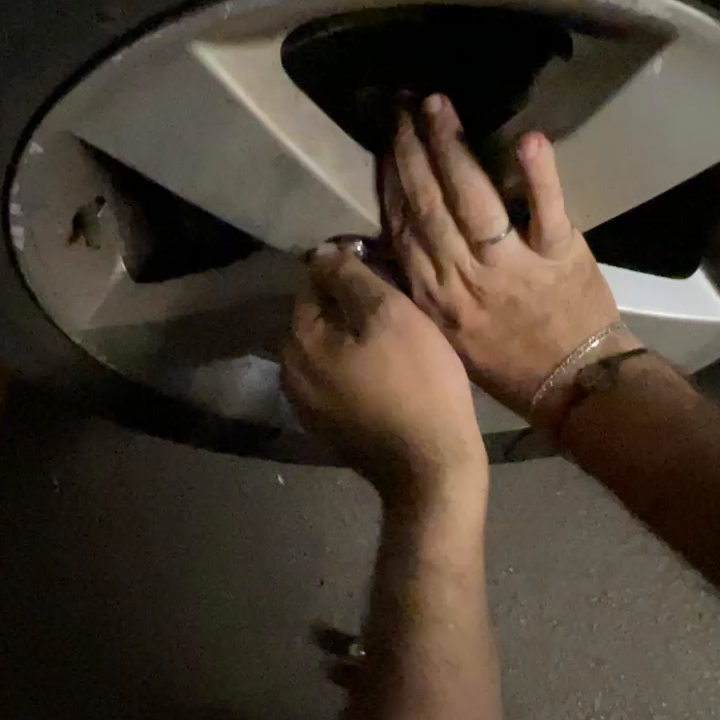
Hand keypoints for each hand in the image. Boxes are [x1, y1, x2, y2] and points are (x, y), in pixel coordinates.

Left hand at [283, 241, 488, 500]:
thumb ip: (350, 276)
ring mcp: (304, 402)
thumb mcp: (390, 314)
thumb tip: (320, 252)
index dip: (350, 270)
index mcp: (297, 339)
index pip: (312, 281)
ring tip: (397, 341)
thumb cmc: (417, 382)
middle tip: (398, 311)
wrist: (431, 466)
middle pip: (317, 316)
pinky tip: (388, 374)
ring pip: (327, 347)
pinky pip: (336, 377)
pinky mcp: (325, 424)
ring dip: (354, 338)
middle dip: (350, 306)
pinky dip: (356, 368)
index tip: (387, 278)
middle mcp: (288, 369)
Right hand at [385, 94, 640, 421]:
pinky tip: (527, 138)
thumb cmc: (508, 365)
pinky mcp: (559, 258)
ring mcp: (511, 267)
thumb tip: (403, 243)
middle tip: (403, 111)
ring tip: (437, 107)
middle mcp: (464, 278)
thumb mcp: (448, 336)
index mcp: (435, 298)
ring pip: (473, 202)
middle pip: (429, 207)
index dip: (392, 185)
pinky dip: (540, 176)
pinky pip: (546, 211)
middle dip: (413, 154)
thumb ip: (426, 290)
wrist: (572, 388)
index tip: (386, 147)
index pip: (404, 231)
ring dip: (452, 150)